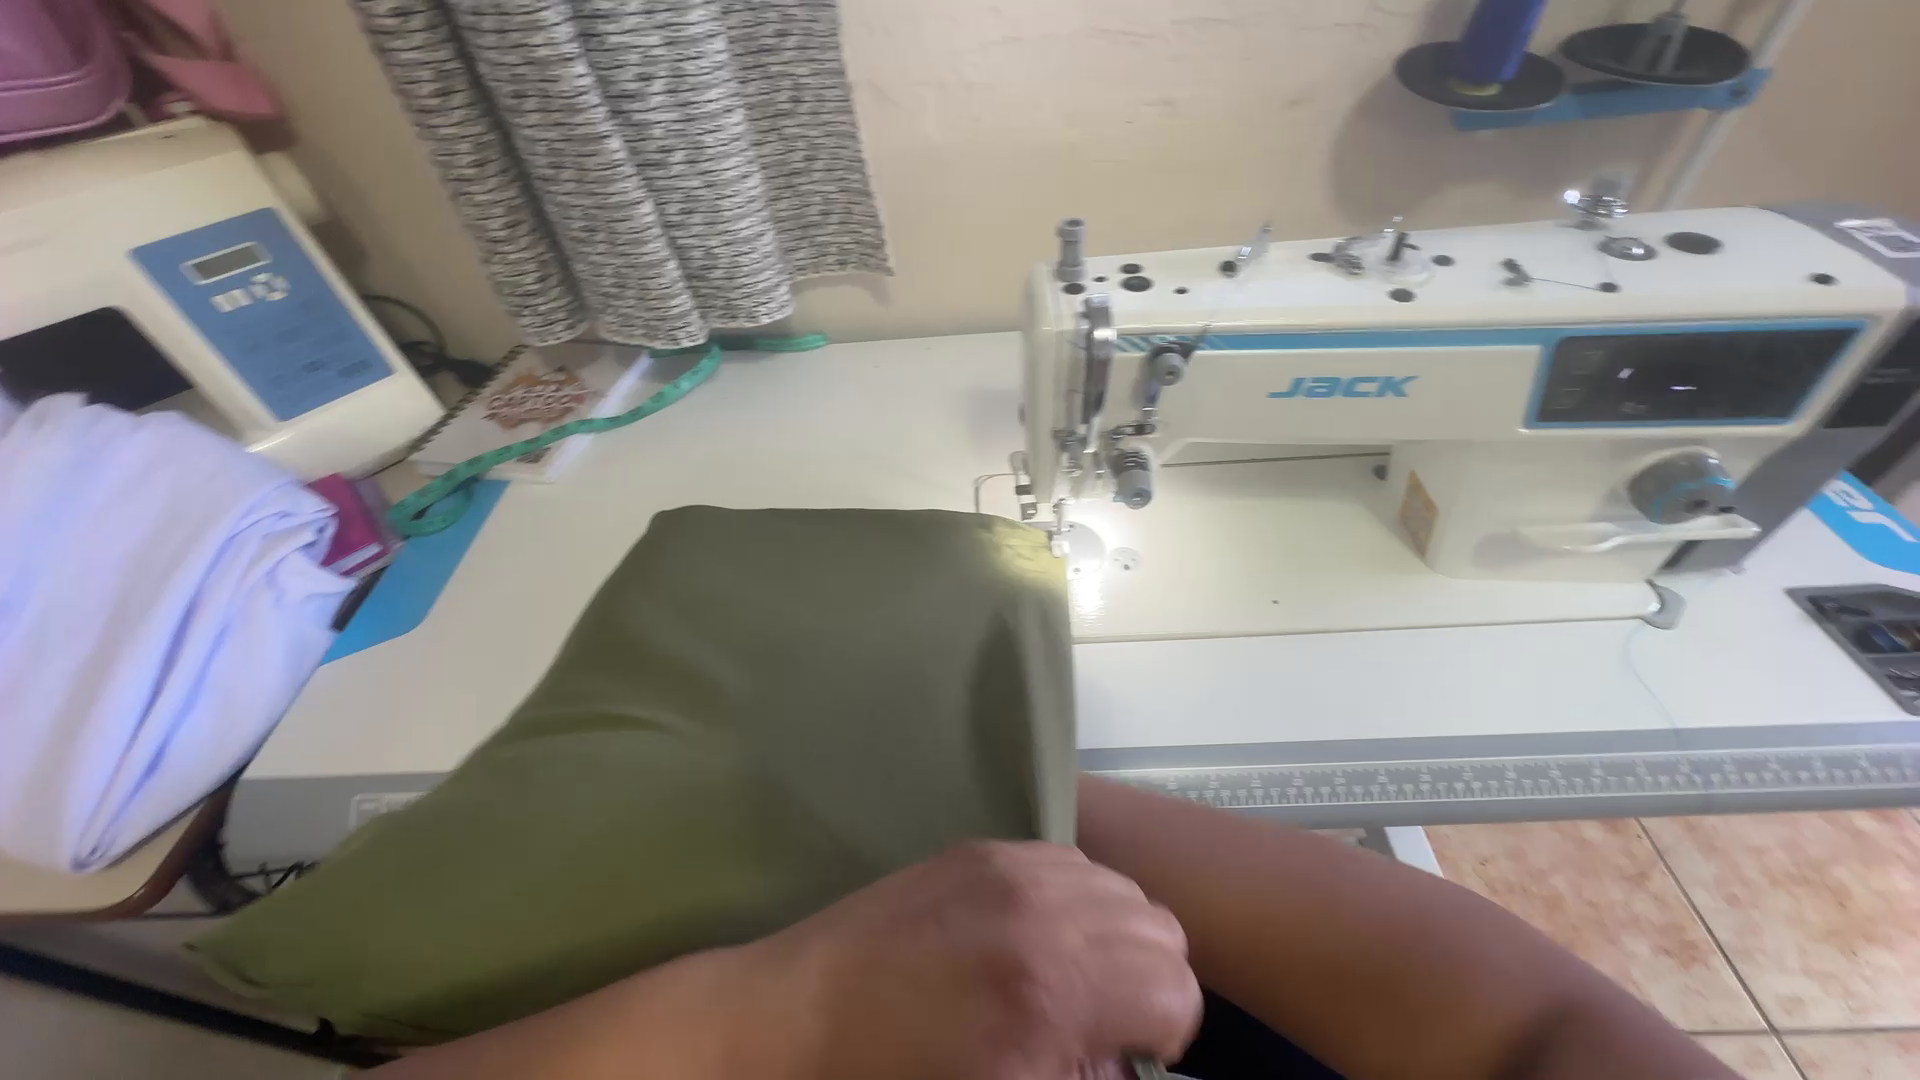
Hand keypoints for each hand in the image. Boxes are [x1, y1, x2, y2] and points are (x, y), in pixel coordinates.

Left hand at [750, 840, 1201, 1079]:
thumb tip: (1120, 1056)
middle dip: (1146, 980)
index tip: (1123, 1051)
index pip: (1175, 988)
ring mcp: (1008, 865)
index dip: (1163, 1032)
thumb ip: (1085, 1076)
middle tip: (1098, 1016)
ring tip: (1067, 970)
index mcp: (1051, 988)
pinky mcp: (980, 847)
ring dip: (1113, 934)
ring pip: (1118, 886)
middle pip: (1158, 928)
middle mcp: (1042, 907)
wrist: (797, 1014)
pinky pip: (1066, 860)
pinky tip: (1033, 931)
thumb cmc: (899, 1076)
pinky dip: (1073, 897)